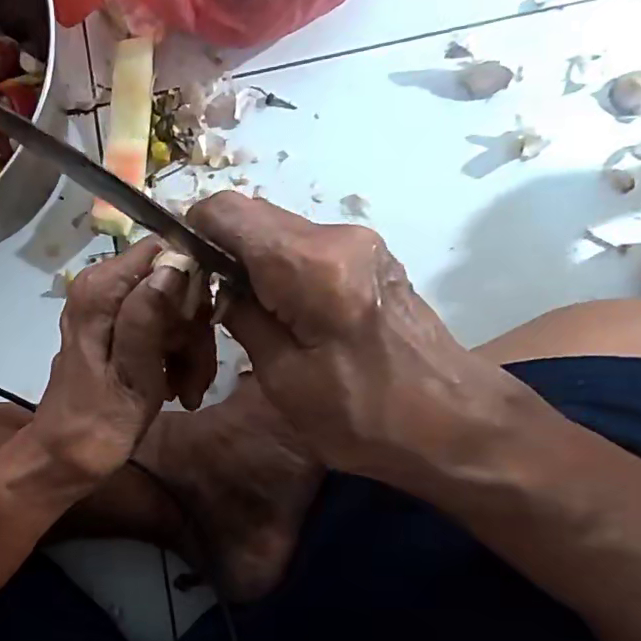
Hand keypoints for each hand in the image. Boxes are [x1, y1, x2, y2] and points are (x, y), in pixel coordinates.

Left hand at [29, 238, 216, 479]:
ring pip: (172, 309)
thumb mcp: (132, 375)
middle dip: (192, 330)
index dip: (191, 284)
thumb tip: (173, 265)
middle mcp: (100, 287)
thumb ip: (147, 317)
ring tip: (187, 391)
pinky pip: (160, 327)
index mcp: (99, 290)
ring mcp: (108, 307)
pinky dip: (174, 356)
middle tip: (195, 376)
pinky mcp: (115, 327)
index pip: (162, 251)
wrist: (65, 457)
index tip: (203, 327)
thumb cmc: (98, 423)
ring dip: (188, 350)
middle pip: (172, 283)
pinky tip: (177, 388)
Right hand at [186, 193, 527, 488]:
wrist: (461, 430)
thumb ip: (242, 316)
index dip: (190, 231)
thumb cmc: (366, 417)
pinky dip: (277, 268)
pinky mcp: (370, 259)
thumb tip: (214, 282)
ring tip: (240, 315)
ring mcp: (359, 244)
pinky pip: (304, 247)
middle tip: (204, 303)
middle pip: (251, 217)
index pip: (226, 210)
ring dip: (248, 262)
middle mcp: (337, 236)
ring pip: (276, 231)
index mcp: (310, 264)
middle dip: (218, 251)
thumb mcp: (283, 379)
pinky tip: (279, 313)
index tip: (180, 273)